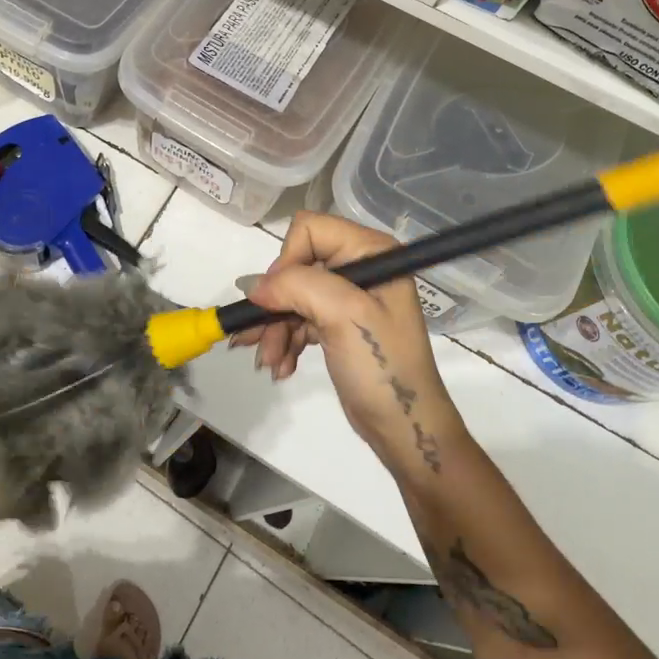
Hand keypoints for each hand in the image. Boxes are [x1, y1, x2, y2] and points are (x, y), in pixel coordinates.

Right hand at [241, 213, 459, 462]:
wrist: (405, 428)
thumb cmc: (383, 367)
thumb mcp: (344, 316)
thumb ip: (298, 286)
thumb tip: (253, 286)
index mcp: (371, 252)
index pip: (309, 230)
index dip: (287, 261)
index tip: (276, 299)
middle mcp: (360, 267)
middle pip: (296, 266)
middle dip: (275, 304)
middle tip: (258, 340)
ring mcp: (348, 298)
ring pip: (291, 296)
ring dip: (274, 328)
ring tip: (269, 363)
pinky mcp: (337, 325)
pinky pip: (297, 319)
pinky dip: (284, 340)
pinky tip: (281, 367)